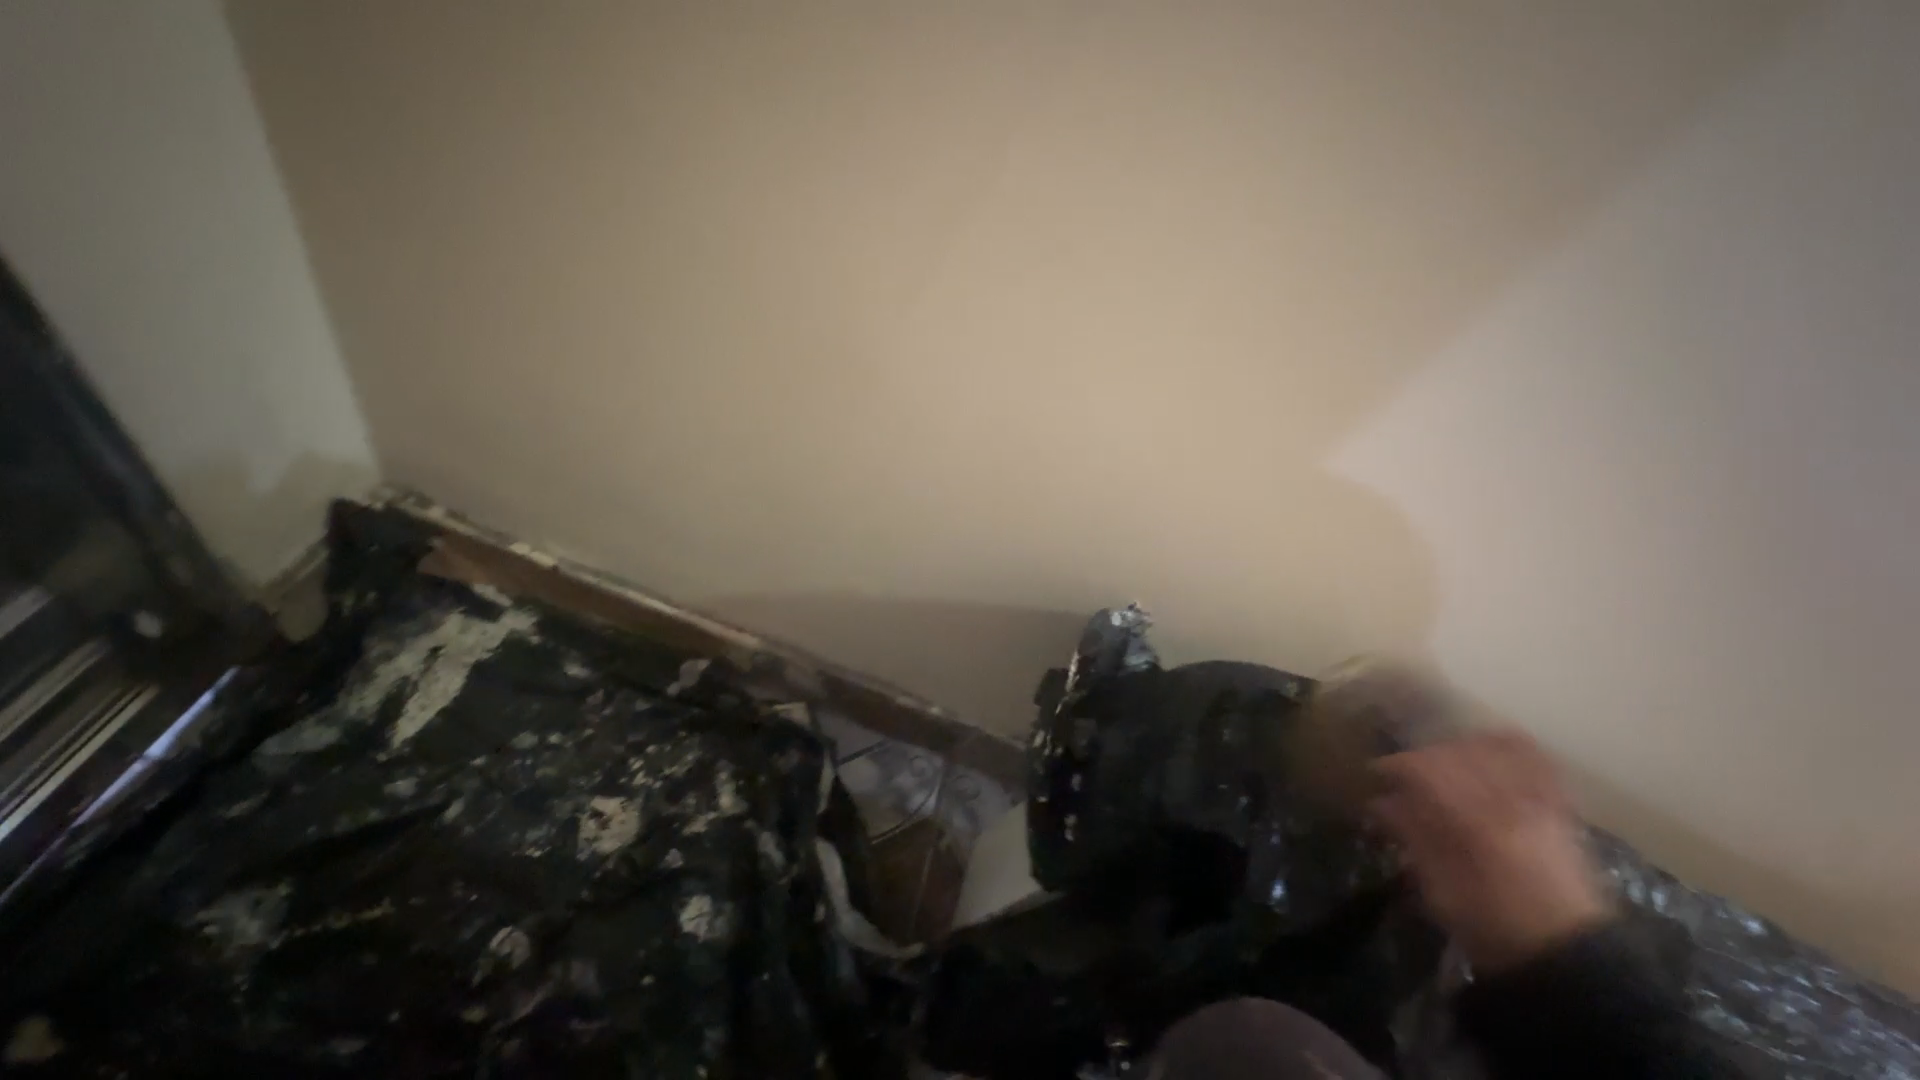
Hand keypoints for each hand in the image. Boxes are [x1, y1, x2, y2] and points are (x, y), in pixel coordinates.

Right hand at [1369, 731, 1612, 971]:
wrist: (1564, 954)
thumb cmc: (1491, 926)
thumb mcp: (1438, 888)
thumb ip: (1413, 837)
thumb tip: (1380, 802)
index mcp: (1474, 823)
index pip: (1426, 770)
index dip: (1396, 765)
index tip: (1375, 773)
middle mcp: (1509, 801)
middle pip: (1458, 751)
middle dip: (1424, 755)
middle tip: (1404, 772)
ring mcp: (1539, 801)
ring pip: (1496, 747)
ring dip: (1463, 747)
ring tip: (1443, 761)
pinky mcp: (1560, 808)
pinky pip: (1538, 761)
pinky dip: (1510, 747)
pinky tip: (1490, 747)